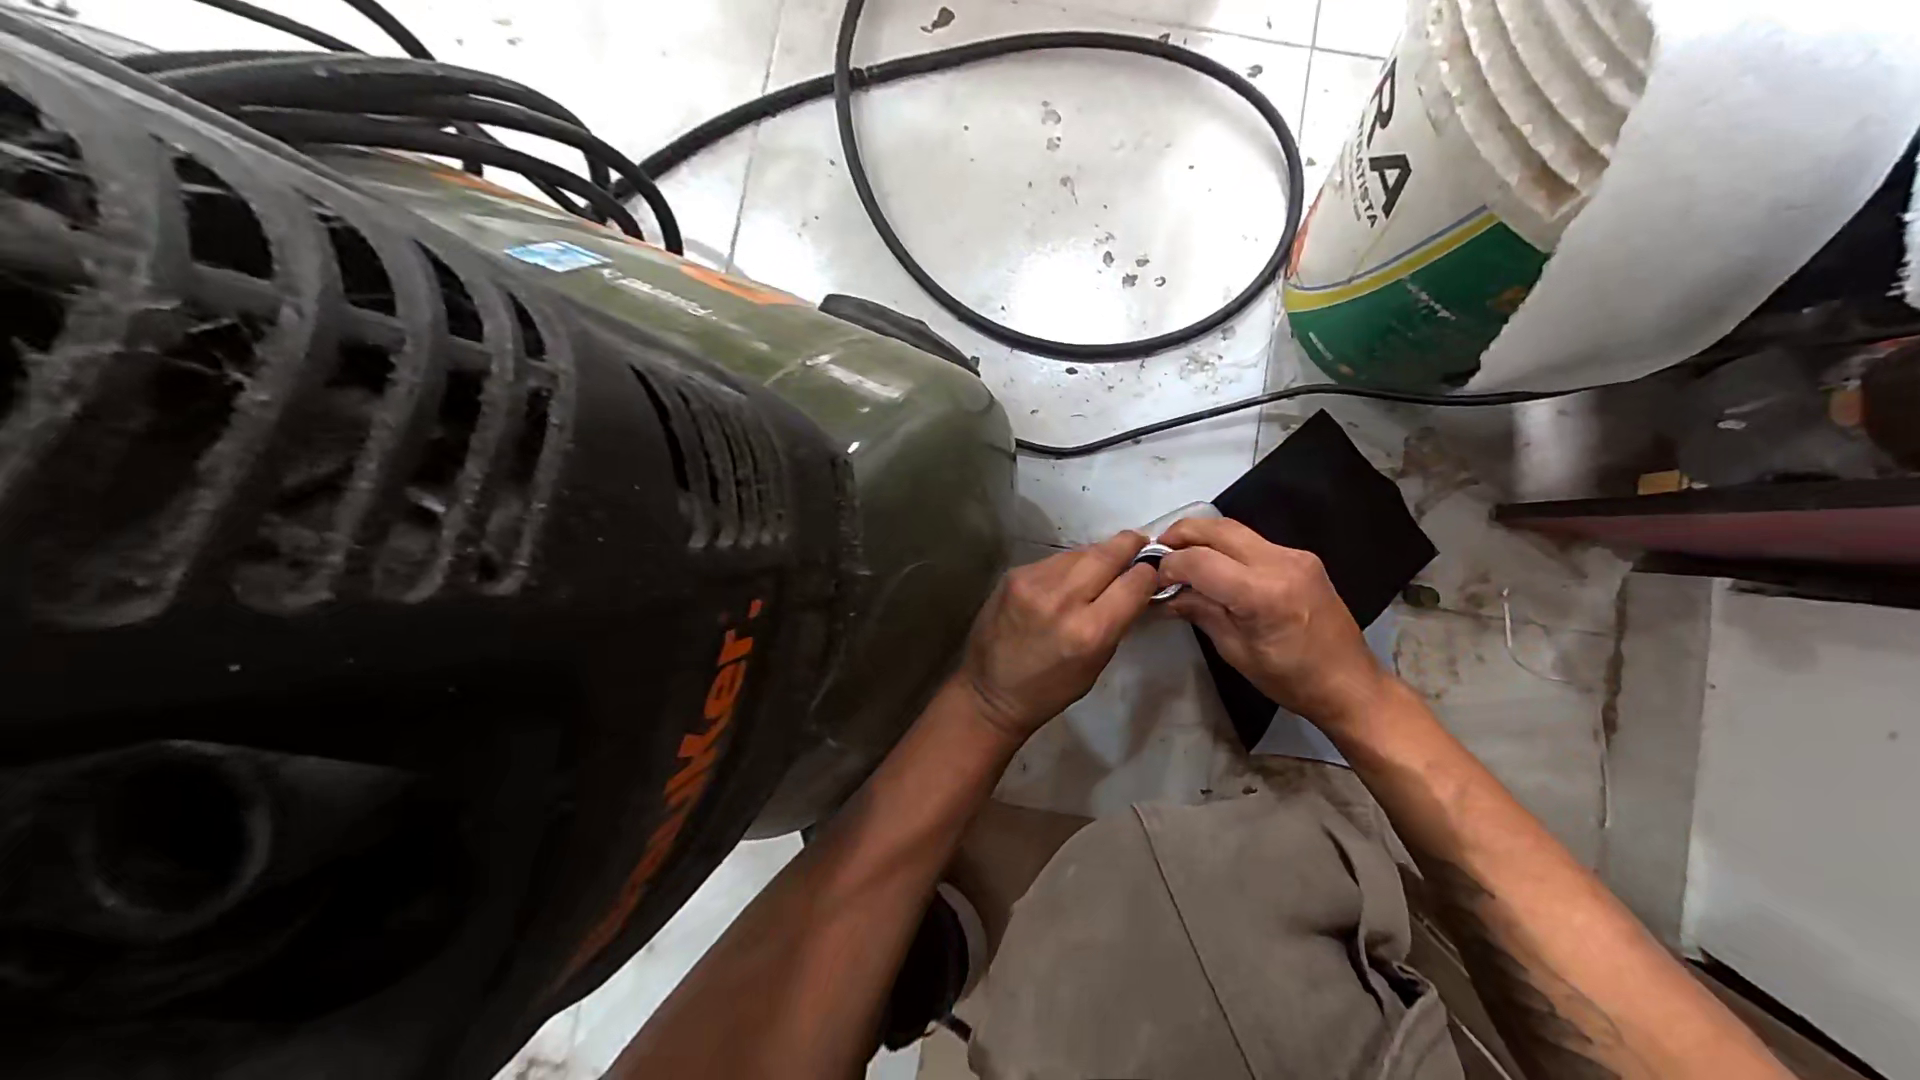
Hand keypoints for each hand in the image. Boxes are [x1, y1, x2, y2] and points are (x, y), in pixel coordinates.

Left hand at [957, 532, 1158, 742]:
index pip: (1135, 582)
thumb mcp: (1097, 661)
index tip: (1152, 571)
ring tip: (1103, 565)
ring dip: (1097, 554)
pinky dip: (1068, 565)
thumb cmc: (1051, 688)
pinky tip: (1068, 578)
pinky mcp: (1014, 574)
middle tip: (1139, 544)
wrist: (991, 691)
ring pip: (1080, 552)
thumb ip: (1118, 619)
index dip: (1148, 574)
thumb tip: (1136, 584)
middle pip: (1108, 554)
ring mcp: (1034, 583)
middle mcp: (1063, 599)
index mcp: (1090, 631)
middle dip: (1129, 545)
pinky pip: (1054, 560)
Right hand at [1157, 517, 1389, 733]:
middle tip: (1158, 553)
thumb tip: (1166, 593)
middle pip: (1216, 529)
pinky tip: (1213, 565)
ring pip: (1234, 529)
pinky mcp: (1301, 557)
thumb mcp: (1235, 651)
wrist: (1350, 683)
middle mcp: (1281, 563)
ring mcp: (1295, 556)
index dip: (1169, 565)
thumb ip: (1200, 611)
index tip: (1153, 579)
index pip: (1199, 560)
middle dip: (1180, 535)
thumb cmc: (1290, 679)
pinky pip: (1252, 541)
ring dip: (1201, 537)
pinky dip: (1224, 546)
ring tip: (1180, 557)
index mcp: (1263, 594)